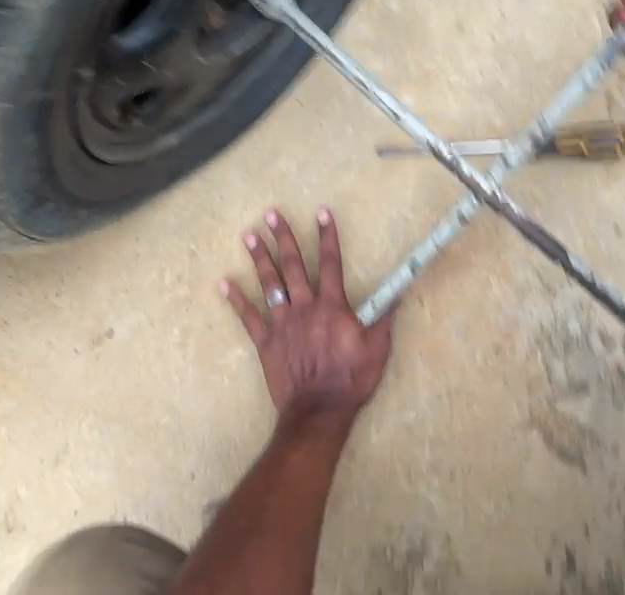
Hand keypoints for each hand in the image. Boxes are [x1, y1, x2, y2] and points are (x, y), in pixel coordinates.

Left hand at [222, 208, 393, 432]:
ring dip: (259, 259)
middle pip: (292, 265)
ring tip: (249, 236)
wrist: (319, 411)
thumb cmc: (351, 379)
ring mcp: (282, 324)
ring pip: (269, 285)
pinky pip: (248, 318)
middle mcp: (305, 307)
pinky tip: (224, 283)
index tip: (322, 212)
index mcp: (332, 306)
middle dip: (282, 238)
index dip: (327, 236)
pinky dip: (236, 300)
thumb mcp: (377, 347)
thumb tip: (400, 290)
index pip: (331, 262)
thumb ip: (385, 316)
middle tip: (271, 214)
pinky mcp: (266, 343)